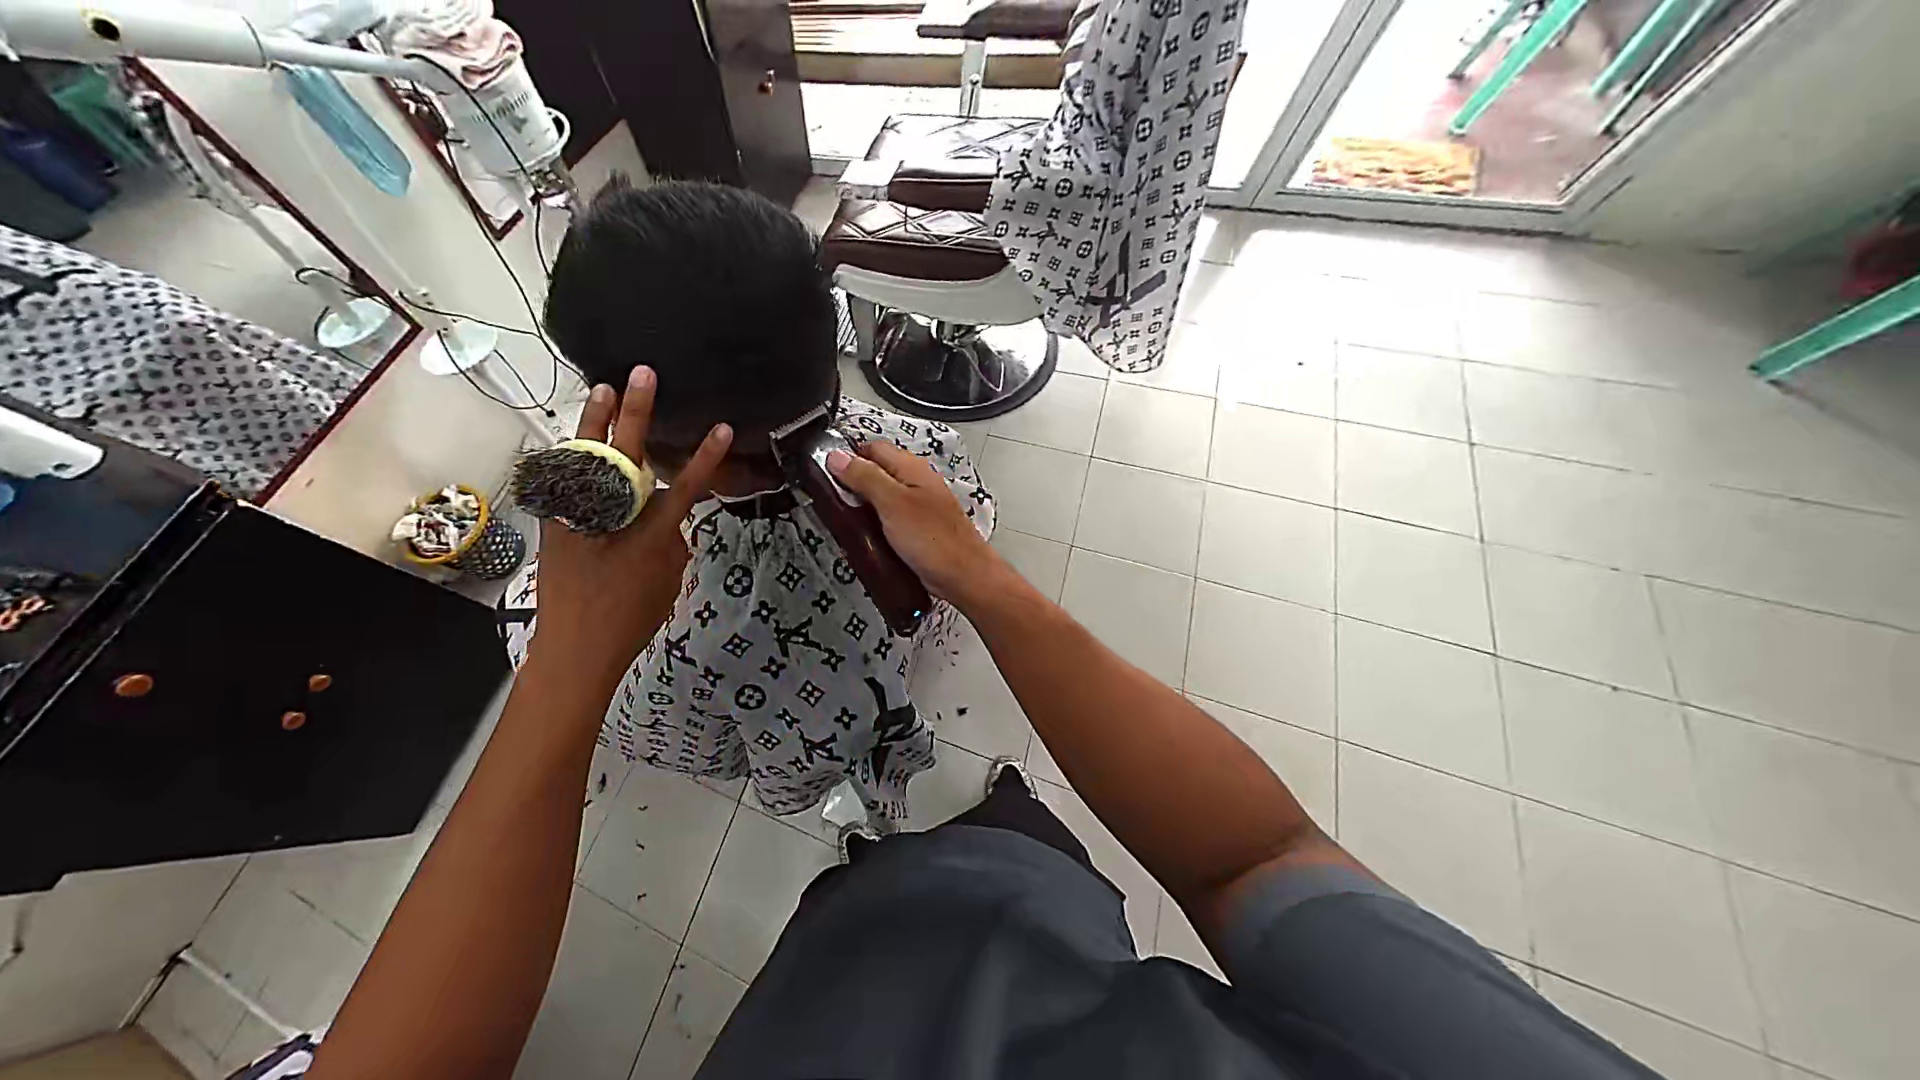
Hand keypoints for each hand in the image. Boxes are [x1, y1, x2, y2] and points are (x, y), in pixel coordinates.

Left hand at [529, 367, 730, 686]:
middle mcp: (612, 517)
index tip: (722, 429)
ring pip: (588, 459)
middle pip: (627, 455)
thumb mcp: (668, 580)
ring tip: (603, 388)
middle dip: (637, 412)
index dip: (706, 457)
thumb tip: (666, 519)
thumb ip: (671, 543)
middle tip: (642, 376)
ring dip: (596, 422)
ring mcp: (577, 517)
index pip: (685, 486)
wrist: (576, 646)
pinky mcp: (555, 522)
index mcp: (650, 534)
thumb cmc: (632, 619)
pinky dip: (574, 457)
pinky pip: (566, 480)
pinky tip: (577, 437)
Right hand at [826, 441, 1003, 603]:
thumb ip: (864, 477)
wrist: (963, 577)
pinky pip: (887, 523)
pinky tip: (867, 540)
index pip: (872, 447)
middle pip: (874, 473)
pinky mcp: (916, 531)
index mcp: (912, 468)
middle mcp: (916, 484)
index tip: (826, 471)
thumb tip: (837, 457)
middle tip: (834, 500)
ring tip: (847, 523)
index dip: (847, 455)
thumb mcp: (892, 503)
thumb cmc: (937, 541)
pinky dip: (874, 528)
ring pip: (880, 500)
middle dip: (852, 485)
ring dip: (861, 510)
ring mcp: (917, 508)